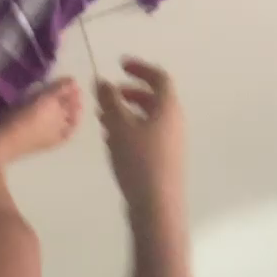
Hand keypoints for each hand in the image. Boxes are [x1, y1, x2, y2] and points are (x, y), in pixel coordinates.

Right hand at [98, 57, 184, 216]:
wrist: (158, 211)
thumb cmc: (140, 160)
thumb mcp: (119, 125)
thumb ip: (109, 100)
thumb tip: (102, 80)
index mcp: (168, 108)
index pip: (159, 77)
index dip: (140, 68)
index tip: (120, 65)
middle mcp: (174, 122)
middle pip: (153, 99)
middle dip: (129, 94)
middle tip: (108, 97)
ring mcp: (172, 145)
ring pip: (148, 119)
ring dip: (126, 115)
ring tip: (104, 121)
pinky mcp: (166, 164)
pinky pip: (148, 137)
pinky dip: (131, 132)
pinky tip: (112, 144)